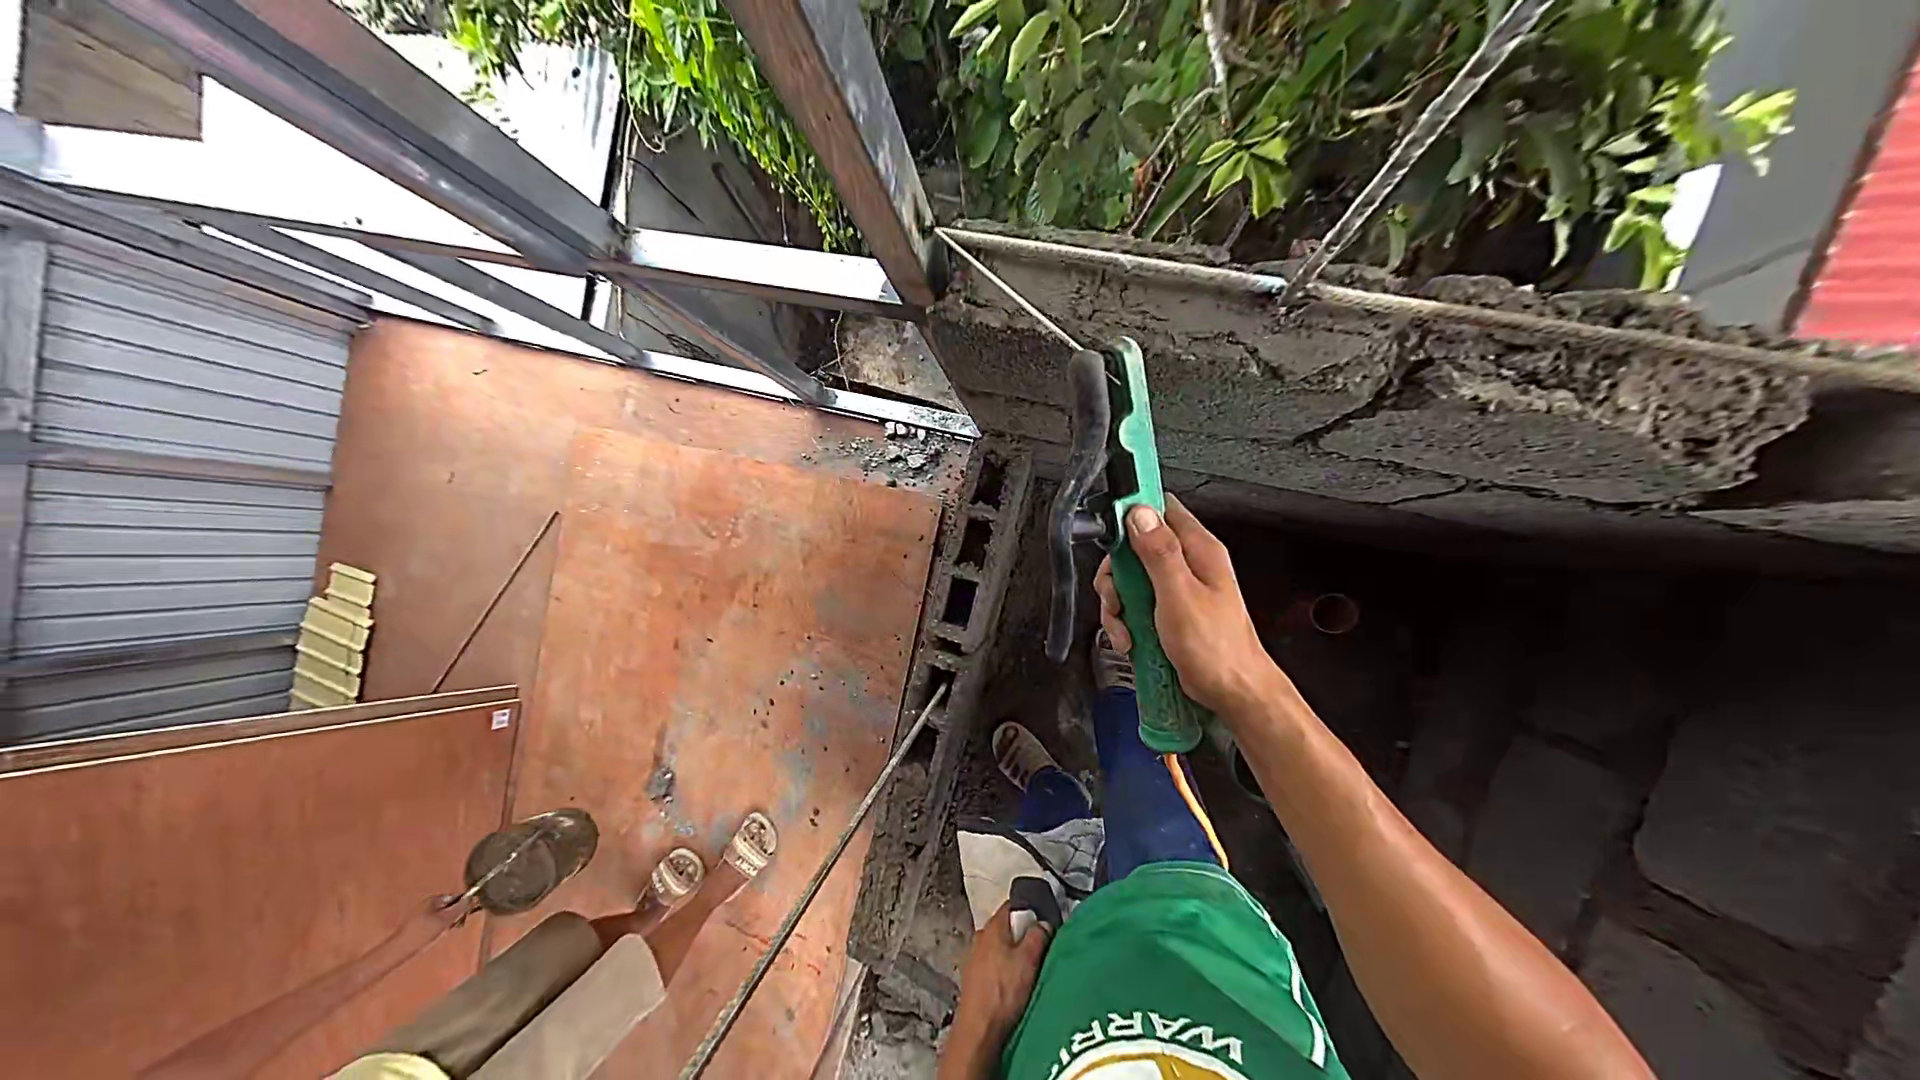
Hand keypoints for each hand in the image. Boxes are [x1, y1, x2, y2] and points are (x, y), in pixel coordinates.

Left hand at [399, 894, 471, 946]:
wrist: (397, 952)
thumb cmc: (423, 933)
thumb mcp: (446, 919)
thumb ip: (461, 907)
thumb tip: (474, 897)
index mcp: (433, 899)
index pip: (456, 897)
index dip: (462, 907)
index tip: (462, 918)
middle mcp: (426, 904)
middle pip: (449, 907)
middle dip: (453, 917)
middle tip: (450, 928)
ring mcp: (419, 915)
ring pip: (442, 917)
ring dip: (445, 925)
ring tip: (439, 934)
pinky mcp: (415, 926)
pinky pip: (433, 924)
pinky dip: (435, 930)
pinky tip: (431, 938)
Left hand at [950, 901, 1051, 1045]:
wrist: (978, 1030)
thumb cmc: (1004, 991)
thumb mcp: (1028, 960)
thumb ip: (1037, 936)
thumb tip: (1043, 922)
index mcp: (992, 926)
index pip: (1012, 905)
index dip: (1030, 910)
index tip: (1044, 921)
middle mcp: (980, 937)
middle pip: (1007, 927)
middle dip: (1023, 934)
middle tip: (1041, 948)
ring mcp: (974, 957)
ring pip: (1000, 947)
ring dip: (1014, 954)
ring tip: (1030, 969)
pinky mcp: (973, 978)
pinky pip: (993, 964)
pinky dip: (1004, 969)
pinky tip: (1013, 985)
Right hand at [1094, 495, 1286, 717]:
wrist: (1233, 692)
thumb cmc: (1218, 650)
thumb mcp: (1180, 596)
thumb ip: (1159, 553)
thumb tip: (1140, 514)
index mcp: (1197, 550)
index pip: (1159, 507)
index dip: (1131, 513)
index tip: (1114, 538)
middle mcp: (1187, 564)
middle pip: (1133, 547)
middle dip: (1116, 574)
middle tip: (1119, 597)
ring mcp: (1176, 588)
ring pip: (1129, 579)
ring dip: (1118, 604)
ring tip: (1127, 626)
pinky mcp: (1167, 611)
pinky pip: (1135, 604)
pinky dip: (1126, 621)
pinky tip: (1132, 638)